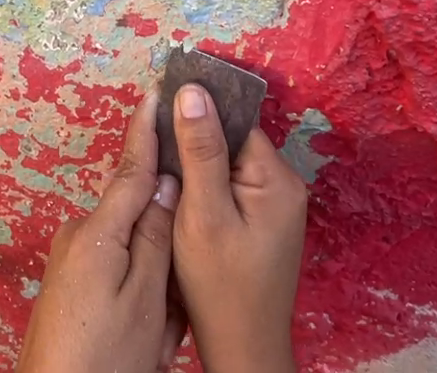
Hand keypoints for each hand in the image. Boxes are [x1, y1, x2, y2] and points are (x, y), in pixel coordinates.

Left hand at [17, 93, 188, 372]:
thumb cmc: (105, 356)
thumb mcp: (145, 299)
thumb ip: (154, 236)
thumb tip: (164, 183)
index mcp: (98, 231)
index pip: (130, 169)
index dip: (145, 131)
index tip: (155, 91)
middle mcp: (79, 235)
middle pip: (134, 218)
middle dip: (161, 252)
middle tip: (170, 307)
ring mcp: (70, 259)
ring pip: (128, 254)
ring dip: (151, 289)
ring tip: (154, 338)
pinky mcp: (68, 283)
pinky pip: (114, 275)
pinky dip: (136, 301)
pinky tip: (141, 341)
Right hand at [169, 84, 309, 372]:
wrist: (240, 349)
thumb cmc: (220, 284)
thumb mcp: (203, 213)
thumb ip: (199, 150)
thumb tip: (193, 90)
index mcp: (276, 177)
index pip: (232, 122)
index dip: (194, 115)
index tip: (157, 115)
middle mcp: (282, 184)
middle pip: (229, 140)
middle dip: (191, 143)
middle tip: (153, 153)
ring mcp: (274, 204)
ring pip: (225, 162)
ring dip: (194, 165)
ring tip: (162, 176)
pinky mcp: (261, 220)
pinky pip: (227, 184)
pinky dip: (202, 186)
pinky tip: (179, 198)